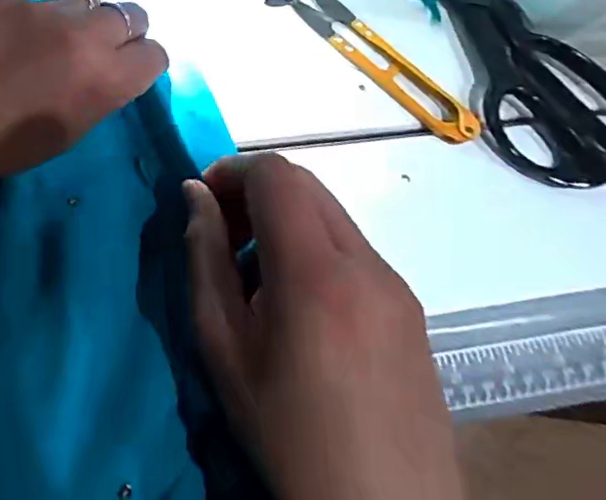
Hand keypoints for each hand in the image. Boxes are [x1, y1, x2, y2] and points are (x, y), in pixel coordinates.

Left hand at [0, 0, 168, 186]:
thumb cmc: (11, 145)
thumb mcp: (75, 130)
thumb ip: (104, 92)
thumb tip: (114, 68)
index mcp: (106, 78)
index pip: (155, 52)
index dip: (145, 60)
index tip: (132, 66)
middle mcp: (85, 36)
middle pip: (130, 12)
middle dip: (124, 30)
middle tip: (101, 46)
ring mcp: (46, 12)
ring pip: (86, 2)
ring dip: (82, 20)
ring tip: (56, 40)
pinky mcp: (13, 1)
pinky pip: (43, 3)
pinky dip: (40, 20)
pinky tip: (16, 40)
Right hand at [184, 155, 463, 499]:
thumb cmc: (286, 433)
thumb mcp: (223, 347)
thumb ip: (204, 258)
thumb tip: (194, 195)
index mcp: (316, 272)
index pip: (274, 174)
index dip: (231, 171)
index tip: (203, 203)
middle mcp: (365, 263)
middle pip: (303, 183)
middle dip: (254, 190)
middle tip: (223, 234)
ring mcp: (396, 283)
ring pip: (329, 211)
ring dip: (284, 216)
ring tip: (257, 272)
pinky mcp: (411, 307)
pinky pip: (353, 246)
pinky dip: (314, 244)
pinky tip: (300, 302)